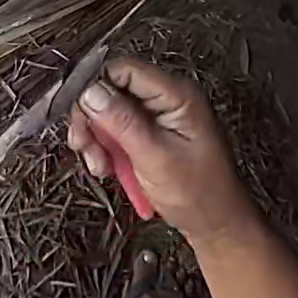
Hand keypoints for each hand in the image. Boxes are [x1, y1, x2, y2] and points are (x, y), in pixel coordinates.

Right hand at [65, 57, 258, 245]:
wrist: (217, 227)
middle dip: (93, 118)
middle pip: (112, 89)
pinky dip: (104, 147)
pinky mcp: (148, 132)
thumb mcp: (156, 157)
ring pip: (108, 110)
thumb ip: (122, 122)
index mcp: (176, 94)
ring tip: (99, 166)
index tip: (80, 116)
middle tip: (85, 147)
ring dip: (96, 137)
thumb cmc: (198, 194)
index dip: (96, 87)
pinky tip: (106, 167)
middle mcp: (165, 97)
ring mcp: (156, 115)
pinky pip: (115, 129)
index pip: (124, 70)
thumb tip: (89, 90)